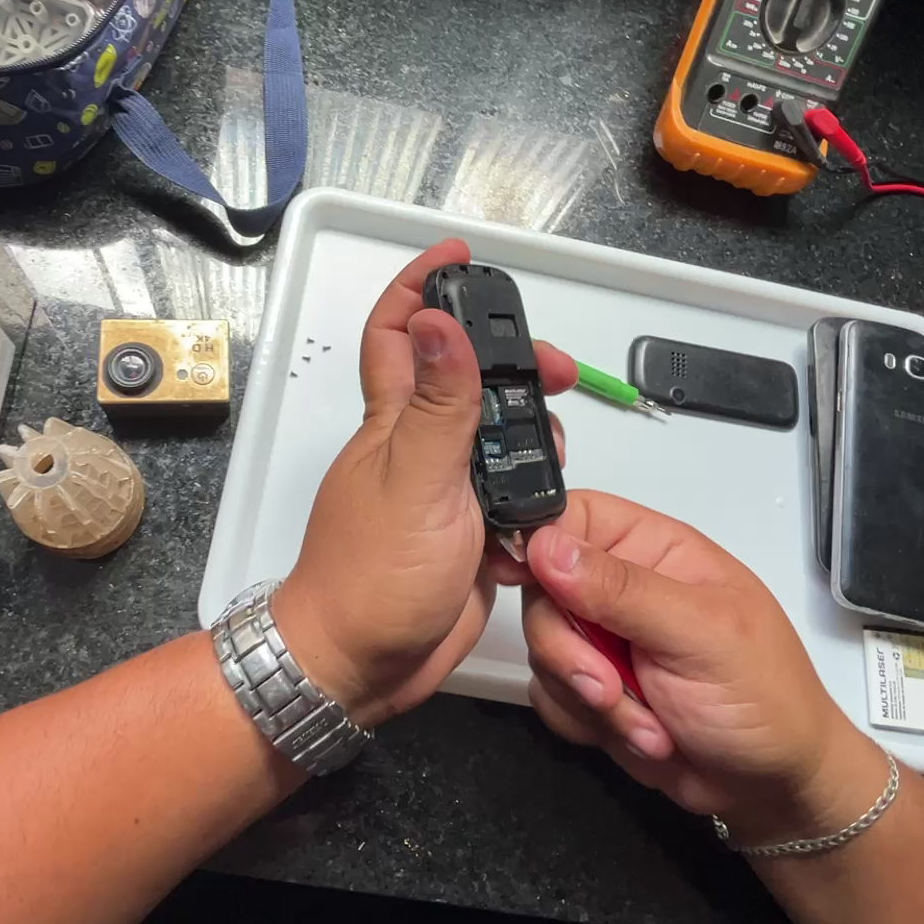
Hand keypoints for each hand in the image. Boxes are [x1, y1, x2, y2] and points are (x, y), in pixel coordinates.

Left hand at [271, 240, 574, 727]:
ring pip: (492, 435)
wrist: (365, 666)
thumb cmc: (373, 575)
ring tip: (558, 447)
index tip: (457, 257)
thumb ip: (435, 405)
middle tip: (555, 368)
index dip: (419, 287)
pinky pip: (506, 491)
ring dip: (529, 431)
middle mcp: (416, 445)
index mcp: (393, 422)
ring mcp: (442, 488)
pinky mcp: (466, 529)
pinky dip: (532, 487)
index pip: (396, 333)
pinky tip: (548, 502)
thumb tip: (435, 320)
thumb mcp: (414, 482)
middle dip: (507, 361)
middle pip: (462, 377)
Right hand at [511, 491, 890, 846]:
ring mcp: (598, 636)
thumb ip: (622, 589)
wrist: (773, 790)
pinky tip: (637, 732)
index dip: (534, 540)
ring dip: (586, 696)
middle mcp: (615, 586)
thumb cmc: (765, 699)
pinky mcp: (586, 683)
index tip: (518, 575)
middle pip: (540, 589)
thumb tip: (544, 545)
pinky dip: (584, 720)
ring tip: (649, 723)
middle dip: (567, 648)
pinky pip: (546, 692)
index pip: (569, 516)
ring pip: (541, 646)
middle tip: (608, 686)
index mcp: (649, 549)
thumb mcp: (702, 635)